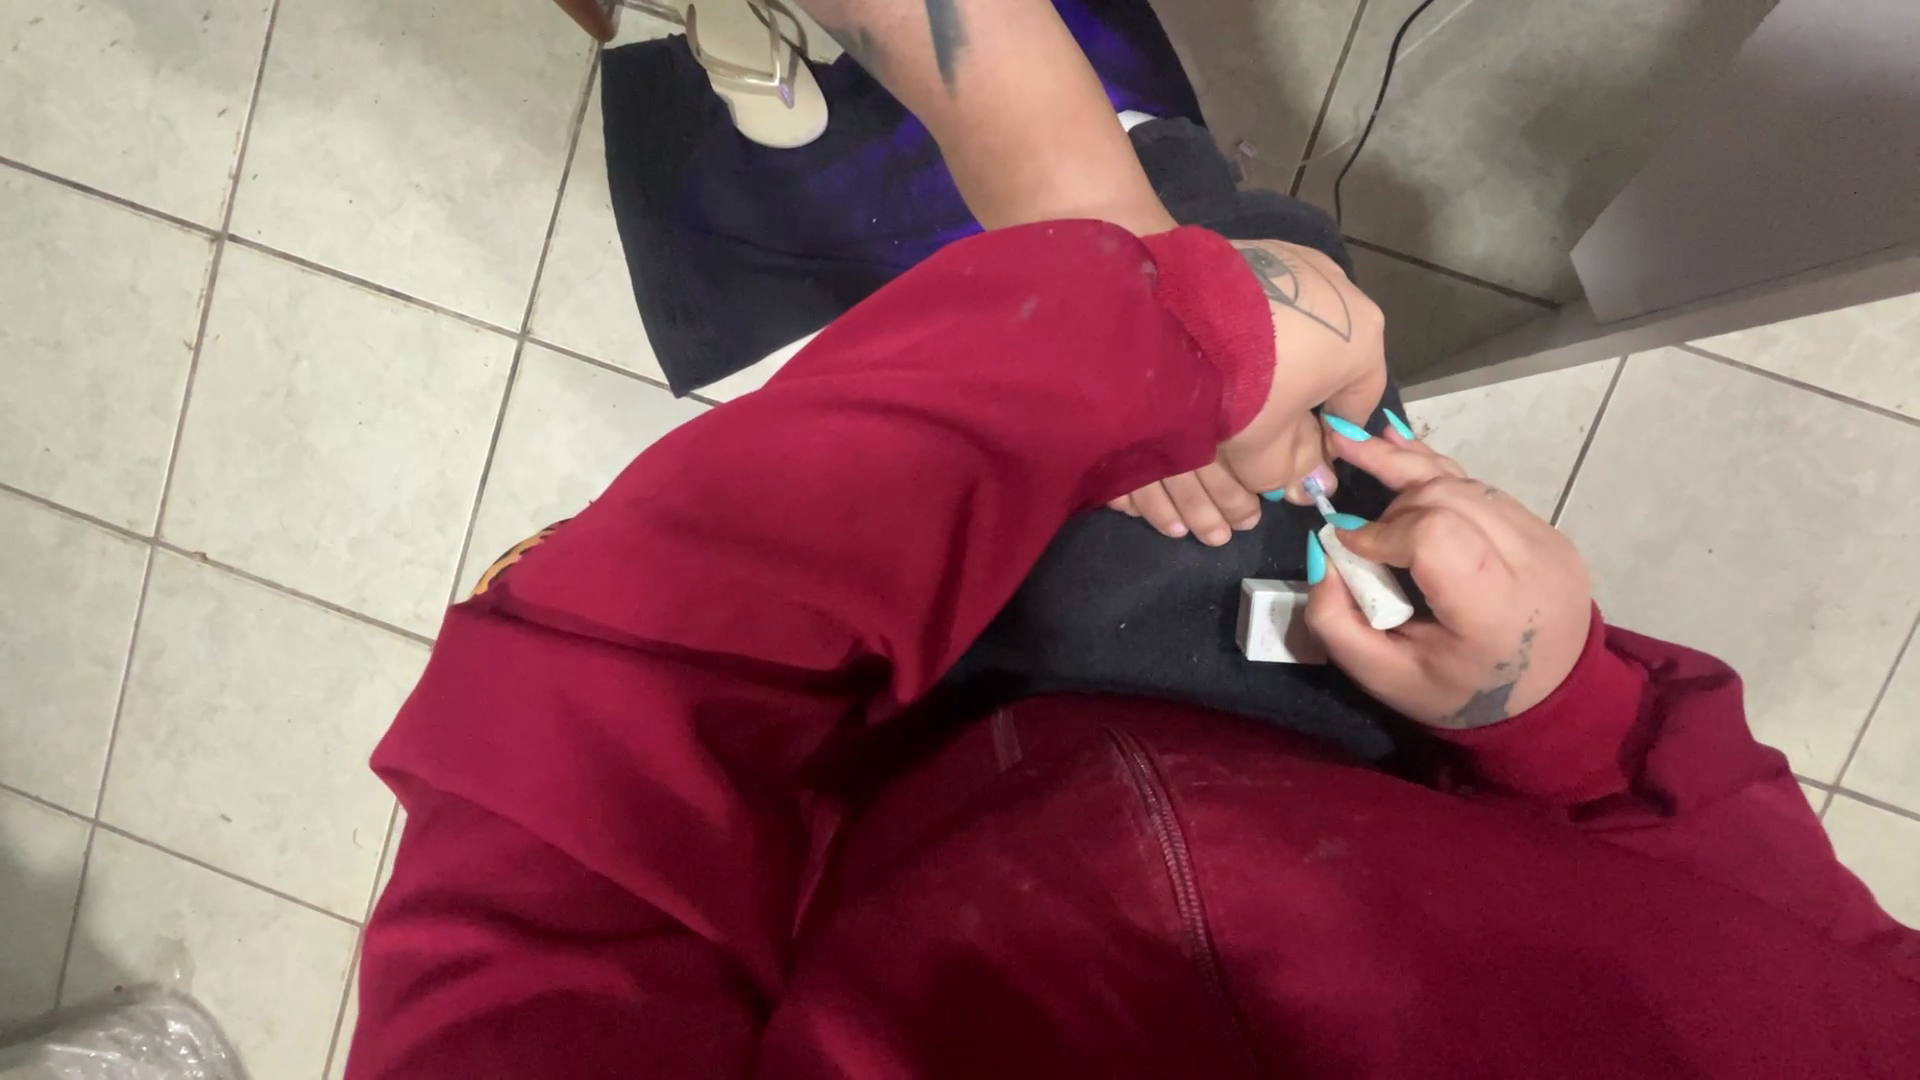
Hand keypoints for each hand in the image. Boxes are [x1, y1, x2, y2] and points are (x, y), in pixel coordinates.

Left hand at [1109, 238, 1386, 544]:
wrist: (1177, 313)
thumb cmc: (1239, 386)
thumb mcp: (1260, 445)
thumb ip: (1285, 471)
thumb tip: (1300, 490)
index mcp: (1364, 339)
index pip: (1357, 403)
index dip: (1329, 437)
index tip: (1298, 455)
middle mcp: (1345, 291)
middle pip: (1328, 362)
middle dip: (1298, 395)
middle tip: (1262, 419)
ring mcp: (1301, 262)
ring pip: (1296, 328)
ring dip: (1274, 358)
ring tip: (1236, 382)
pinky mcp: (1261, 248)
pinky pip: (1265, 300)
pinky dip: (1250, 326)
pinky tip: (1220, 345)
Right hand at [1304, 424, 1591, 728]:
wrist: (1546, 701)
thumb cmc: (1453, 691)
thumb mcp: (1378, 674)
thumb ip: (1334, 618)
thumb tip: (1324, 551)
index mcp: (1495, 611)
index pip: (1436, 535)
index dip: (1382, 531)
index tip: (1347, 545)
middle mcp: (1533, 565)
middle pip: (1448, 497)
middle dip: (1389, 499)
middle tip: (1347, 509)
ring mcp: (1547, 541)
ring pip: (1463, 482)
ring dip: (1404, 471)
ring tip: (1350, 442)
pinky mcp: (1545, 530)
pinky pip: (1478, 487)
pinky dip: (1430, 470)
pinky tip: (1390, 443)